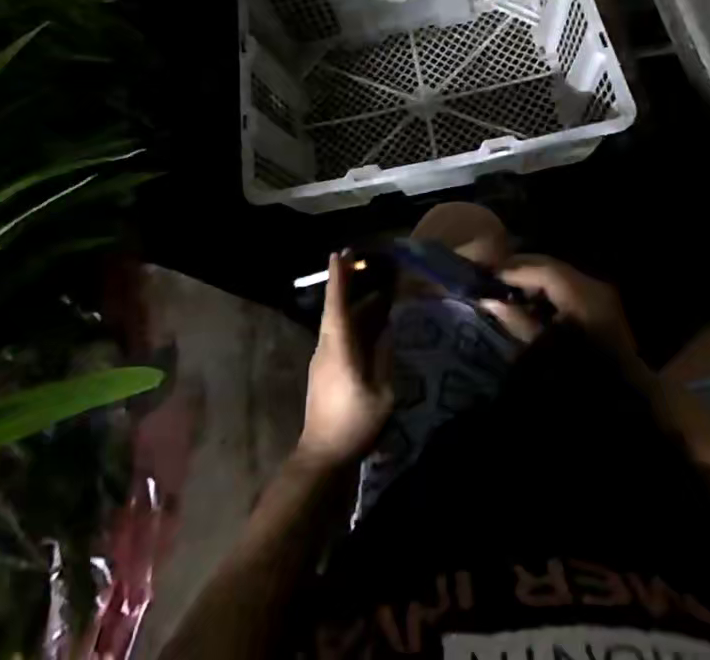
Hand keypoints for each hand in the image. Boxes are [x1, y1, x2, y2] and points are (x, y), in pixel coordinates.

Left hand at [295, 253, 392, 470]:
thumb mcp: (381, 393)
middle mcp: (327, 347)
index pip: (338, 305)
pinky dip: (351, 320)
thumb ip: (383, 357)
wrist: (324, 454)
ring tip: (368, 284)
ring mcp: (323, 359)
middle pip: (335, 308)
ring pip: (336, 321)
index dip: (339, 279)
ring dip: (349, 300)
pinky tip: (366, 320)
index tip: (339, 253)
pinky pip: (338, 334)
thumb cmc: (355, 424)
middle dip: (344, 282)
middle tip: (357, 258)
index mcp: (340, 349)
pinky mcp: (324, 369)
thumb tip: (386, 327)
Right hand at [498, 255, 642, 372]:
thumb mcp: (542, 348)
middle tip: (493, 279)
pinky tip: (531, 302)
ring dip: (533, 279)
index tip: (486, 277)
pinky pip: (569, 285)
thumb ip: (515, 319)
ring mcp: (601, 294)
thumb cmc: (580, 375)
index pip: (541, 269)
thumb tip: (489, 300)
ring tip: (508, 291)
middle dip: (520, 269)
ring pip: (559, 273)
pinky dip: (548, 289)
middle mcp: (593, 285)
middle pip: (551, 265)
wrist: (623, 397)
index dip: (511, 270)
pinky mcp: (602, 305)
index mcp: (581, 294)